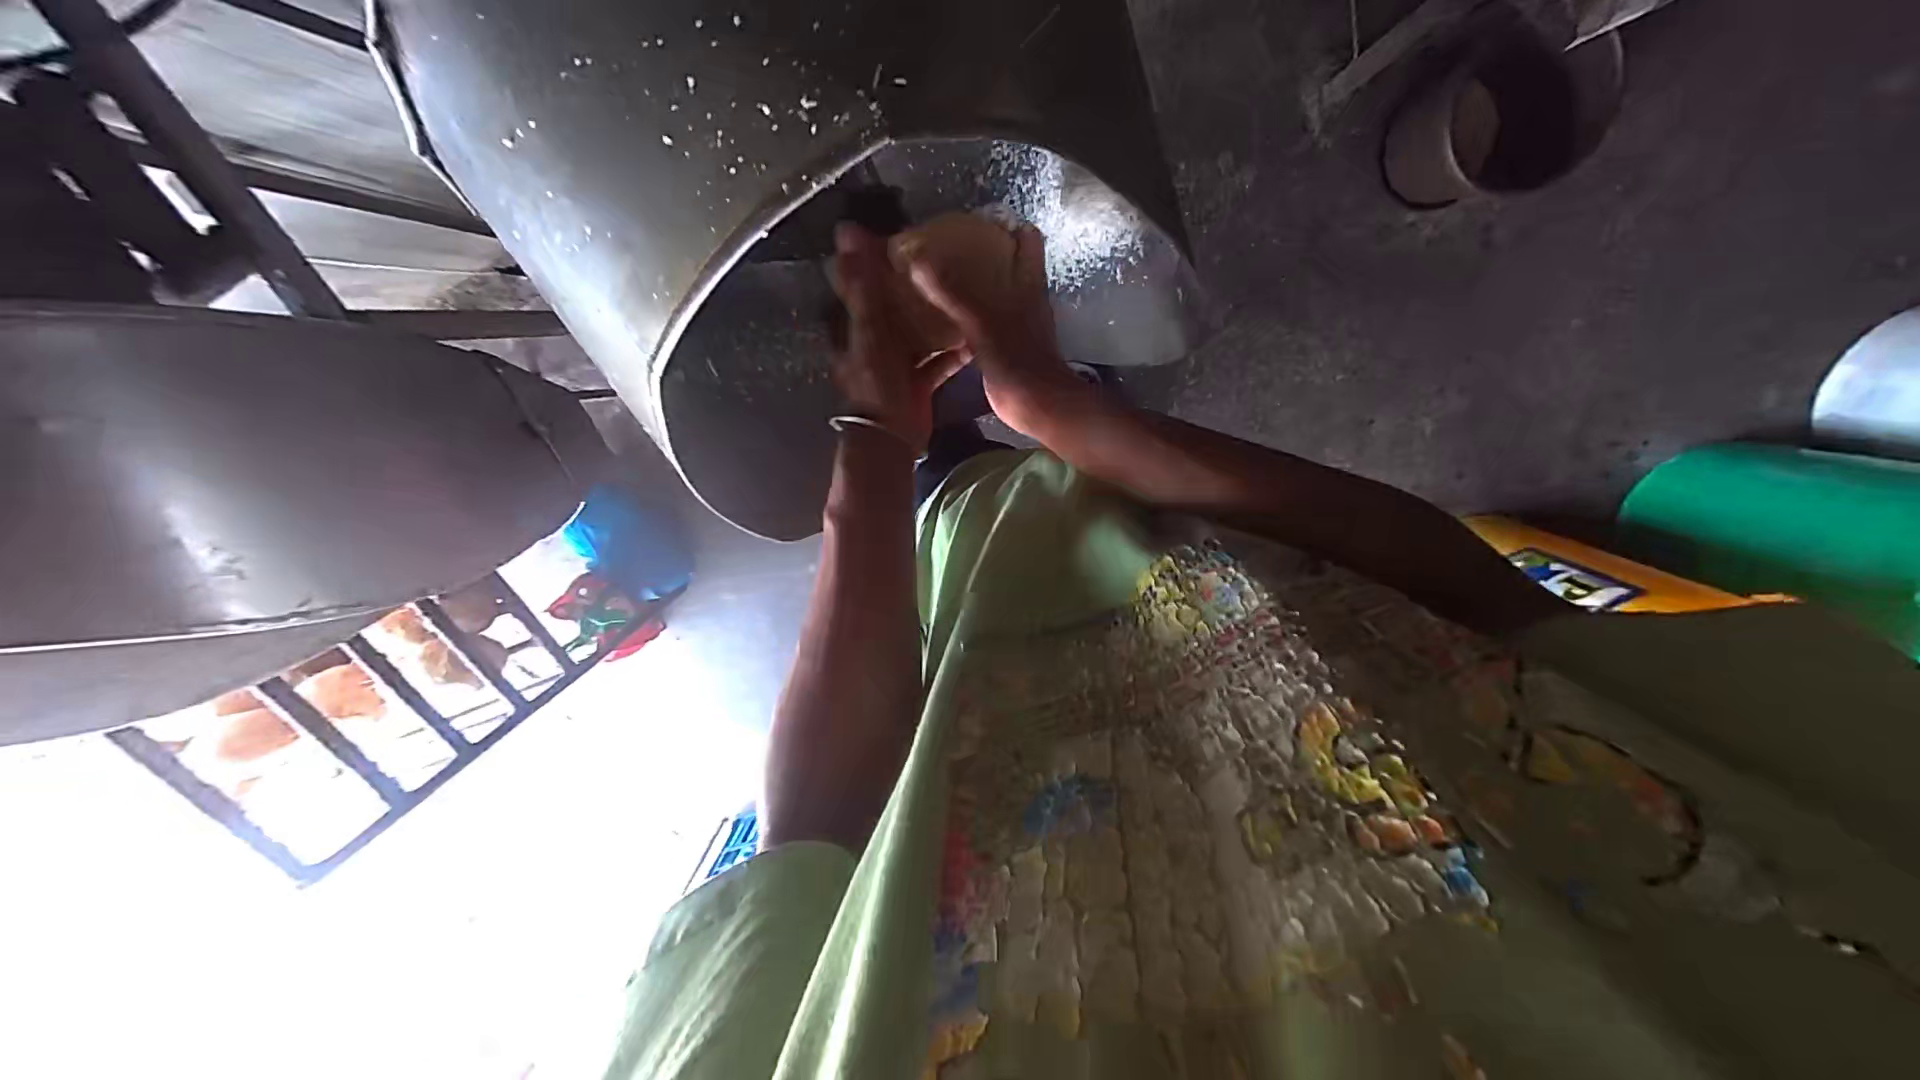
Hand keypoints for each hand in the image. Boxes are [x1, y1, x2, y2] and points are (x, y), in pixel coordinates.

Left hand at [828, 223, 969, 454]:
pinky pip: (938, 363)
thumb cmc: (876, 384)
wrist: (891, 438)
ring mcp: (897, 367)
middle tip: (937, 267)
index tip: (894, 244)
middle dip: (911, 292)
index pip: (858, 290)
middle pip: (891, 312)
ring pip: (917, 336)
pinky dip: (953, 354)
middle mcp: (873, 347)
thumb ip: (863, 286)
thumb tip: (847, 232)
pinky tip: (973, 340)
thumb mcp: (869, 331)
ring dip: (935, 321)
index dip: (871, 267)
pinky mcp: (918, 384)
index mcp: (853, 332)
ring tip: (960, 297)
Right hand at [903, 223, 1092, 438]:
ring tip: (933, 278)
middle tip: (943, 247)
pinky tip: (937, 319)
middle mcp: (1023, 301)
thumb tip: (916, 260)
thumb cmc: (1018, 360)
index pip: (1027, 240)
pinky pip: (978, 325)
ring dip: (968, 287)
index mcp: (1027, 285)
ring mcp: (1012, 327)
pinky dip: (961, 319)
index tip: (977, 217)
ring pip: (992, 296)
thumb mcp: (982, 322)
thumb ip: (951, 292)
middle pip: (1007, 266)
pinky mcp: (1000, 350)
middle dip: (980, 254)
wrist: (1036, 406)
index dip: (1009, 223)